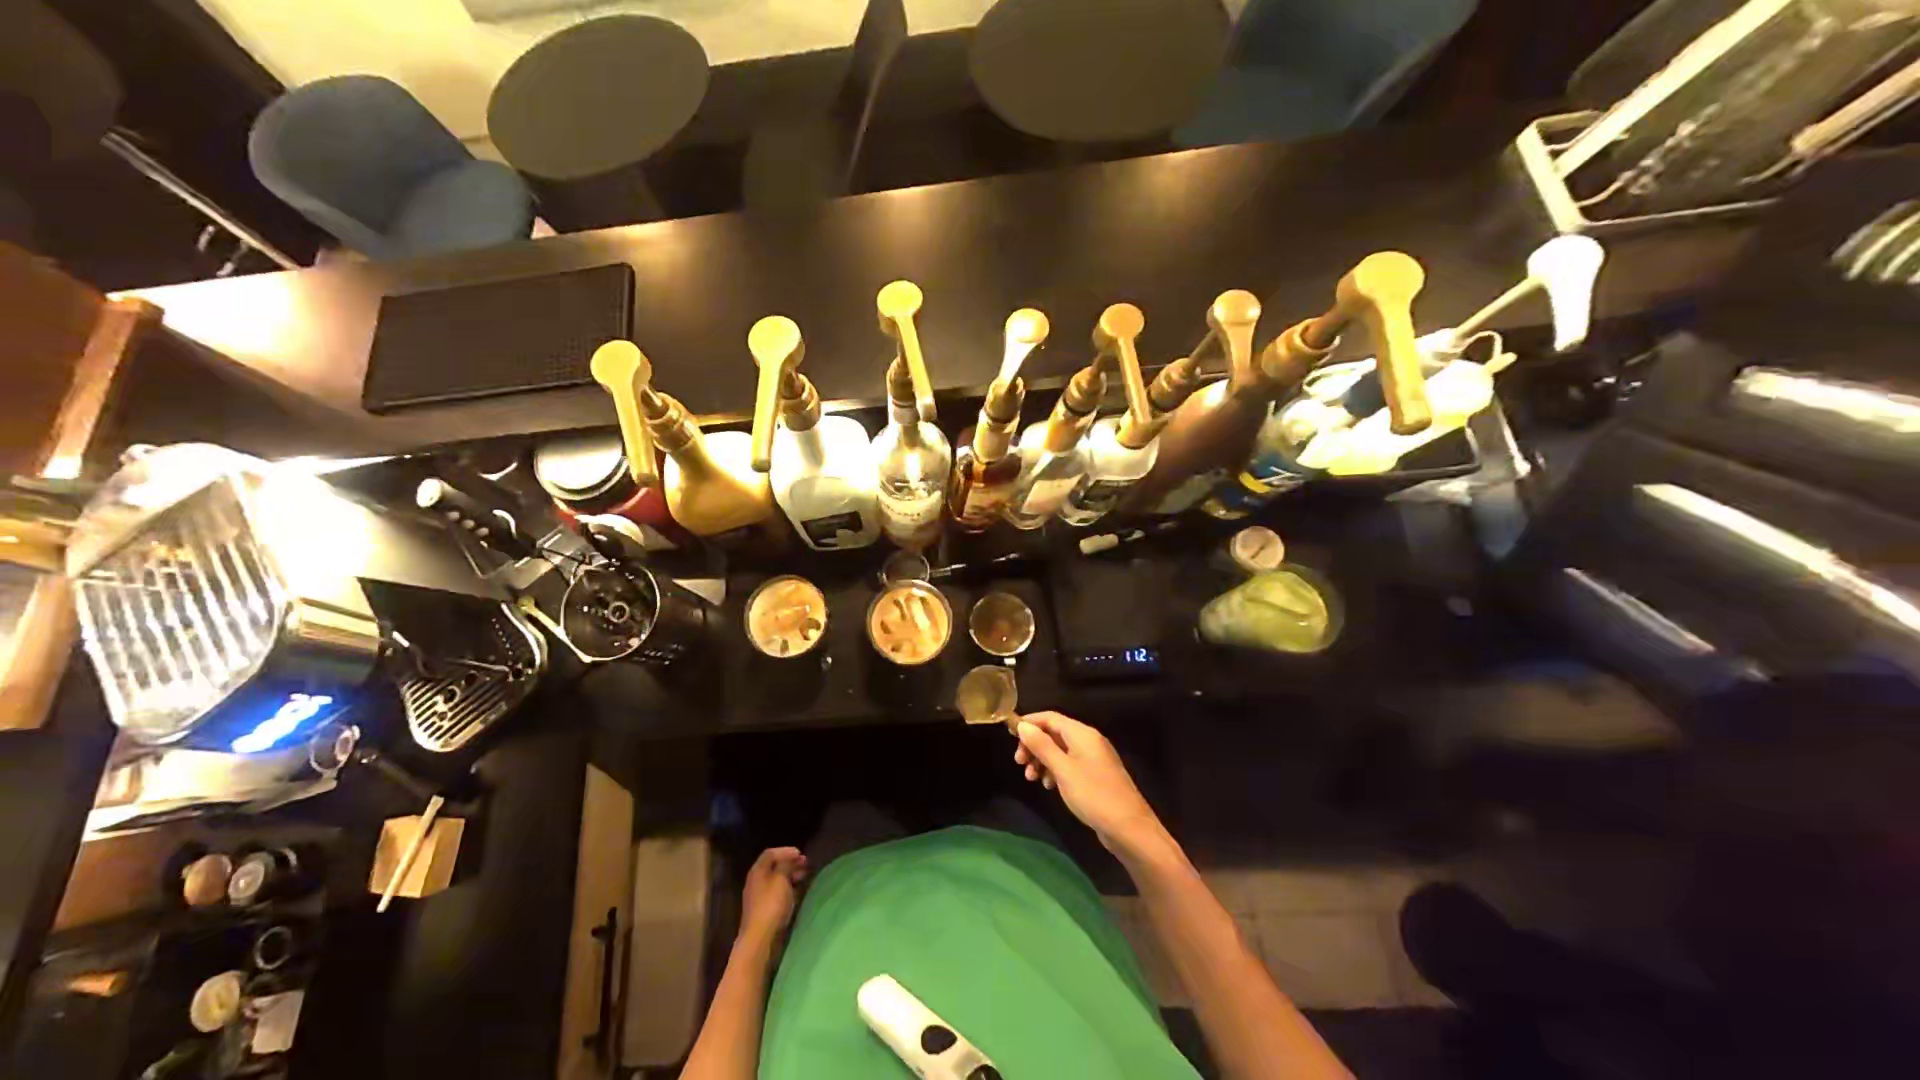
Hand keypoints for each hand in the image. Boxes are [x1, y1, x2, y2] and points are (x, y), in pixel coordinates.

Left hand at [739, 847, 808, 945]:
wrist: (760, 938)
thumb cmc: (771, 904)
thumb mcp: (781, 879)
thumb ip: (786, 865)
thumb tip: (790, 859)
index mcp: (758, 871)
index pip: (770, 853)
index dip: (786, 851)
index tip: (801, 854)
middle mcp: (756, 881)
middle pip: (774, 866)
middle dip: (790, 863)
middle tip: (806, 864)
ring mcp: (760, 896)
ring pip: (777, 879)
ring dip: (791, 875)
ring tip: (805, 876)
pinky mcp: (765, 908)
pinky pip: (778, 891)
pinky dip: (788, 887)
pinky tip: (798, 891)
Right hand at [1014, 712, 1169, 859]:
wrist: (1129, 828)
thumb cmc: (1093, 795)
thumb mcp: (1063, 770)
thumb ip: (1042, 746)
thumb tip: (1023, 725)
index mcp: (1082, 734)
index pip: (1050, 717)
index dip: (1029, 723)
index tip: (1010, 737)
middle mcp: (1089, 741)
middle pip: (1054, 733)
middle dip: (1034, 745)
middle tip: (1019, 763)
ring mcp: (1093, 759)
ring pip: (1060, 750)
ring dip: (1042, 760)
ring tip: (1031, 779)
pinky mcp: (1095, 775)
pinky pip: (1069, 764)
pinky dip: (1055, 770)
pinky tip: (1048, 786)